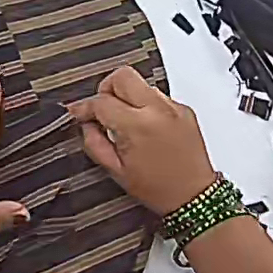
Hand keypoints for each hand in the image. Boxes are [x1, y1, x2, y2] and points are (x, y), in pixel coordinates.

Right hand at [67, 66, 217, 214]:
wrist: (194, 196)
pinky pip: (158, 96)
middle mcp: (158, 110)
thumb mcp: (116, 170)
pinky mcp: (184, 109)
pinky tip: (145, 127)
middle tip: (102, 108)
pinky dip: (146, 106)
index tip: (78, 112)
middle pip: (122, 76)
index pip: (101, 102)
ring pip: (141, 84)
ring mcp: (174, 107)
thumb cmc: (159, 189)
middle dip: (106, 89)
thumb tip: (86, 125)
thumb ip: (94, 143)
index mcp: (137, 126)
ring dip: (127, 97)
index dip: (84, 107)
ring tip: (125, 122)